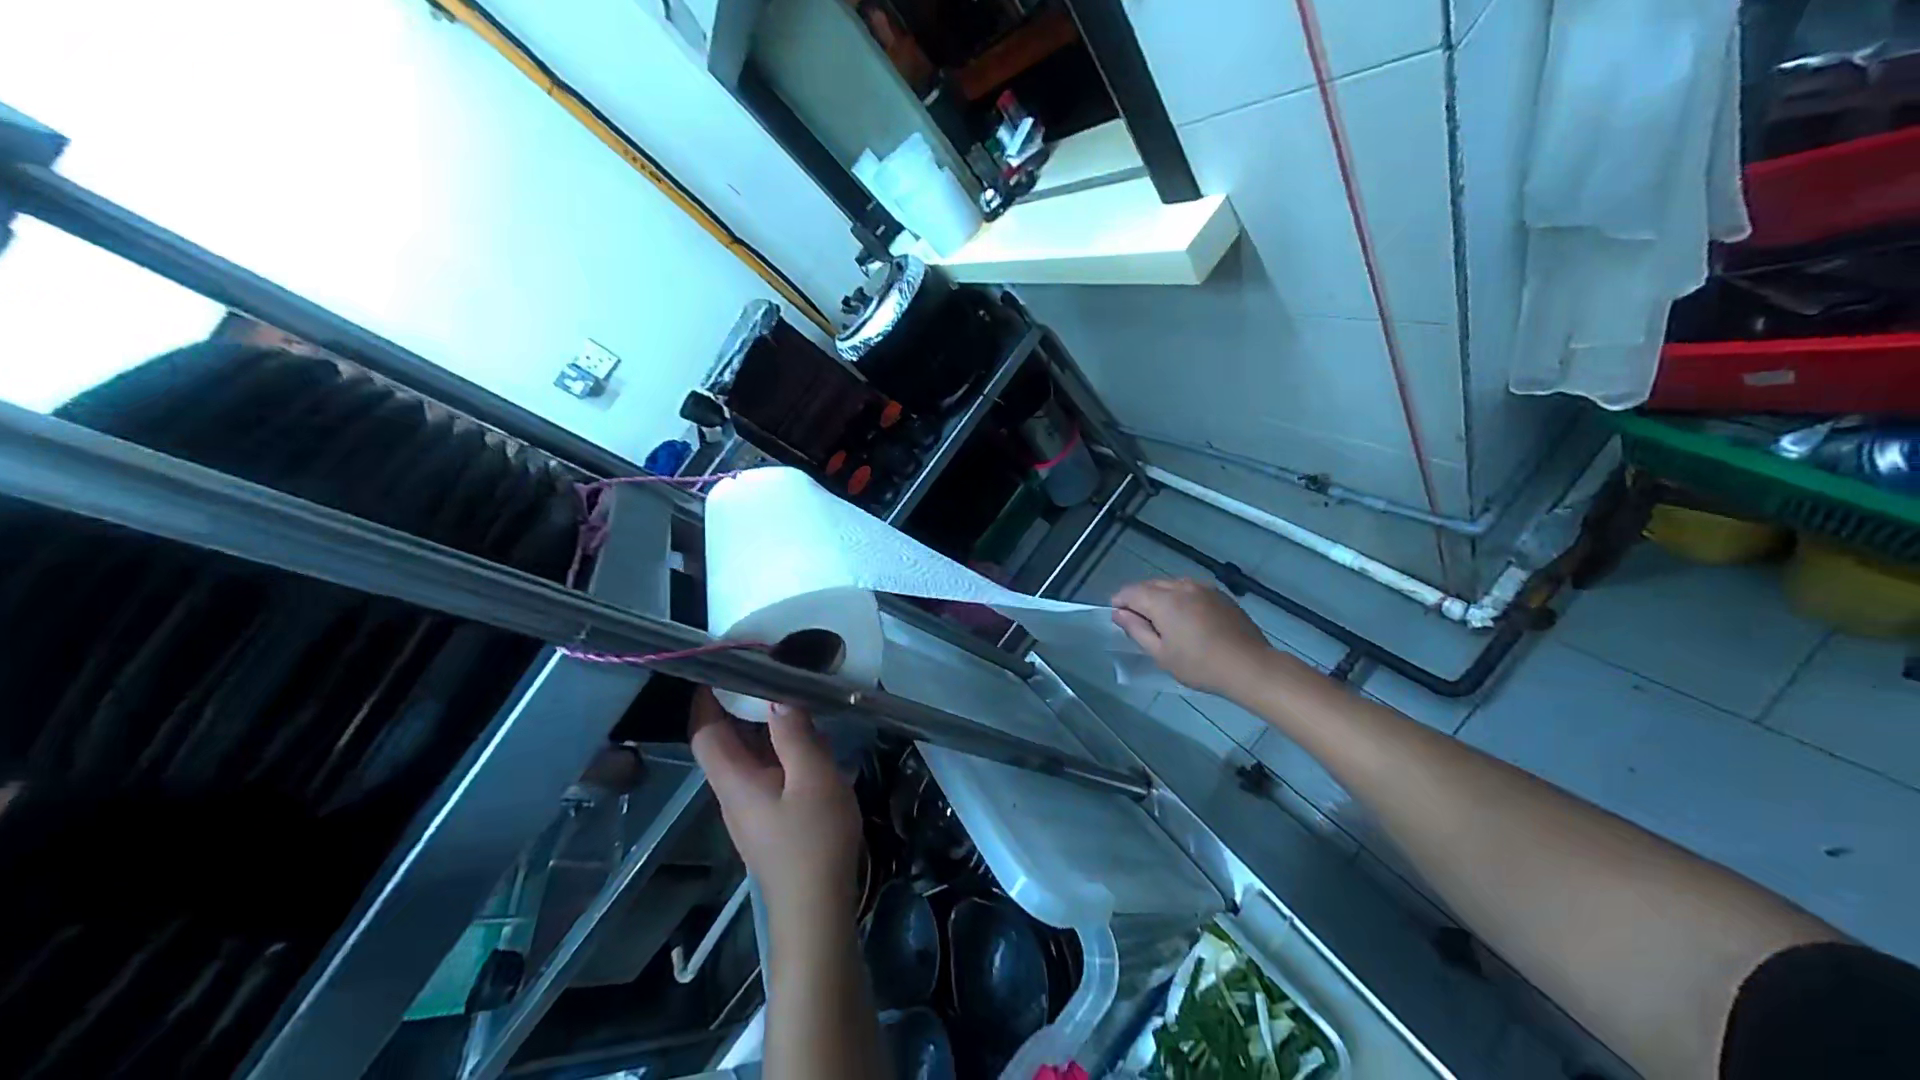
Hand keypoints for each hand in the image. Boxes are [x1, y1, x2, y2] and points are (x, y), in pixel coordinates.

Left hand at [689, 689, 862, 924]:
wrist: (816, 911)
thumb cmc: (813, 842)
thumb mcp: (813, 778)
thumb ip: (794, 734)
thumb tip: (778, 695)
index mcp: (733, 779)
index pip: (703, 729)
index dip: (707, 695)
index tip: (728, 664)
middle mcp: (733, 792)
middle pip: (724, 739)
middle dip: (741, 703)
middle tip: (774, 672)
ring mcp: (751, 809)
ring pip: (748, 756)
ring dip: (764, 725)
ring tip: (795, 698)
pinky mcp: (769, 820)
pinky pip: (767, 772)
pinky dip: (781, 748)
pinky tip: (810, 743)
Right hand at [1111, 577, 1279, 698]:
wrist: (1249, 666)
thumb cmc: (1199, 665)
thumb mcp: (1161, 654)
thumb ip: (1136, 629)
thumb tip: (1119, 613)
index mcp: (1164, 600)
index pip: (1131, 592)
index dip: (1120, 602)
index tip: (1117, 616)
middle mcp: (1182, 586)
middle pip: (1151, 585)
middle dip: (1139, 599)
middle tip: (1139, 622)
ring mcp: (1204, 588)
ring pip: (1172, 585)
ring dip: (1161, 597)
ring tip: (1163, 620)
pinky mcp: (1220, 595)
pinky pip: (1191, 589)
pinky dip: (1181, 598)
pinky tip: (1187, 618)